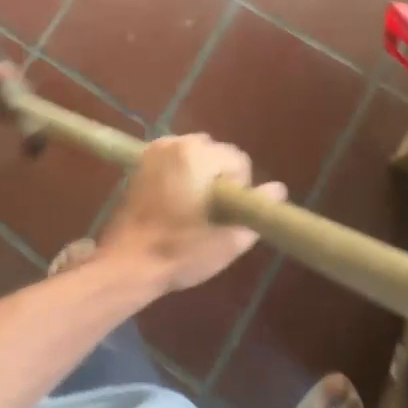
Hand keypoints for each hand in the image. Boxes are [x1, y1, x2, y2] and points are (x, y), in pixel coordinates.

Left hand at [99, 134, 286, 293]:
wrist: (128, 264)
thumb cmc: (181, 252)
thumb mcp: (227, 240)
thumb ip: (256, 211)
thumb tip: (279, 189)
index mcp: (198, 155)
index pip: (237, 160)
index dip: (240, 188)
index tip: (228, 215)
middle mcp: (176, 143)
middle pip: (215, 152)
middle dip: (219, 177)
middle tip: (212, 213)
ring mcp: (154, 151)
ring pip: (193, 154)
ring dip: (199, 174)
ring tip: (193, 209)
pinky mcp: (140, 163)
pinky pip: (172, 160)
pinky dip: (179, 173)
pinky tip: (175, 202)